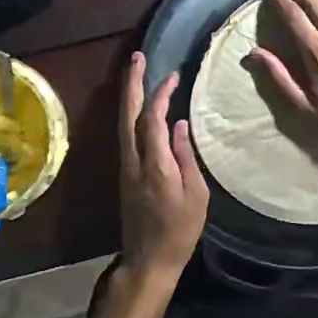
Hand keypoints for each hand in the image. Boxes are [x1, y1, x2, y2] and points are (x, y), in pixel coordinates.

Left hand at [118, 52, 208, 282]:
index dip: (160, 95)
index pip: (152, 120)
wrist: (149, 259)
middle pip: (127, 115)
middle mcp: (134, 161)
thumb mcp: (195, 195)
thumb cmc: (179, 230)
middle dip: (131, 84)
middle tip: (138, 57)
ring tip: (137, 73)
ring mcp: (126, 167)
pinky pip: (126, 134)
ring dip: (128, 95)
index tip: (174, 75)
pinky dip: (131, 113)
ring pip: (122, 123)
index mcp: (155, 165)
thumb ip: (186, 157)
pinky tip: (139, 107)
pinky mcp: (126, 173)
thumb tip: (180, 125)